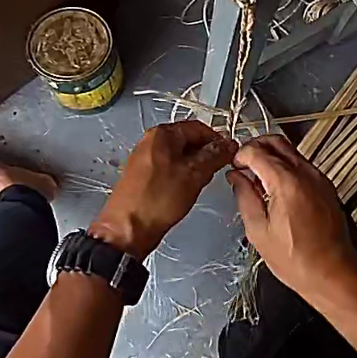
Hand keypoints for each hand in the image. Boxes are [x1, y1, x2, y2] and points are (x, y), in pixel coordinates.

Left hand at [90, 121, 237, 255]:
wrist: (127, 230)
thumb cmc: (156, 200)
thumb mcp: (194, 174)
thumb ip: (214, 156)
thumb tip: (228, 145)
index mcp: (161, 134)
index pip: (199, 128)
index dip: (217, 140)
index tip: (229, 154)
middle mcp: (151, 142)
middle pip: (189, 141)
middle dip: (206, 155)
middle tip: (215, 171)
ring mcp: (145, 159)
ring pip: (181, 156)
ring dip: (195, 167)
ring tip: (199, 183)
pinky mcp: (144, 176)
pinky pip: (170, 169)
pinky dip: (182, 177)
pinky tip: (185, 190)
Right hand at [226, 135, 356, 297]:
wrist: (331, 271)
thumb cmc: (297, 259)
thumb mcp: (258, 231)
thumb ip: (244, 196)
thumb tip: (236, 177)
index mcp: (286, 183)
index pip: (258, 151)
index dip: (241, 154)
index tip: (233, 165)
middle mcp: (306, 174)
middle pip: (277, 141)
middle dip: (256, 146)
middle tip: (243, 163)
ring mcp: (319, 178)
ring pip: (291, 151)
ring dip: (272, 156)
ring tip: (257, 179)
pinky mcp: (326, 186)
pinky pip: (302, 165)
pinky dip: (286, 167)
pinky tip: (276, 188)